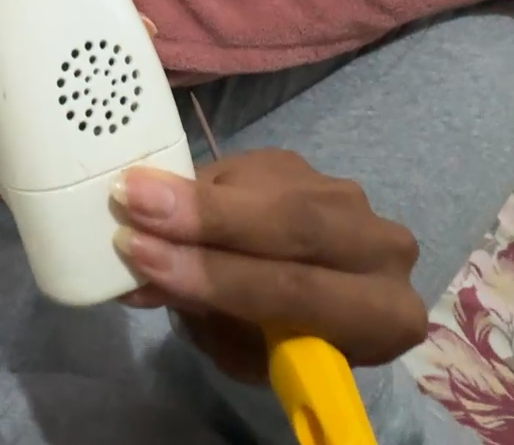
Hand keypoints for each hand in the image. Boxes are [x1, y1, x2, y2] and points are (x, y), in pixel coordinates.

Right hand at [111, 150, 424, 372]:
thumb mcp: (242, 347)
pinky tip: (163, 190)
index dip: (216, 272)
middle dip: (205, 215)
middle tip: (132, 204)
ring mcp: (346, 196)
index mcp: (381, 314)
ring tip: (133, 192)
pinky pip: (250, 169)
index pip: (297, 289)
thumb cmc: (276, 338)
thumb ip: (200, 307)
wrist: (301, 291)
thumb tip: (136, 276)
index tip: (142, 255)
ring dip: (197, 192)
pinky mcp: (304, 165)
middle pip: (294, 222)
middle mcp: (379, 246)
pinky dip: (203, 183)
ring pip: (269, 187)